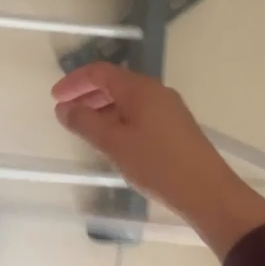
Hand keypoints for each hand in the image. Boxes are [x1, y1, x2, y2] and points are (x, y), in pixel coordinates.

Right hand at [52, 62, 264, 255]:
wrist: (209, 193)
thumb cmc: (158, 164)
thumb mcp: (113, 144)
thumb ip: (84, 123)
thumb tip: (63, 109)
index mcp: (140, 89)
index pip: (100, 72)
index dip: (74, 81)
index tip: (55, 98)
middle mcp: (156, 92)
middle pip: (114, 83)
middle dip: (87, 94)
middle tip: (66, 112)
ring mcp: (169, 109)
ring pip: (127, 100)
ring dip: (102, 108)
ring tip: (85, 128)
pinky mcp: (176, 127)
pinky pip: (140, 113)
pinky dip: (119, 119)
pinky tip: (113, 141)